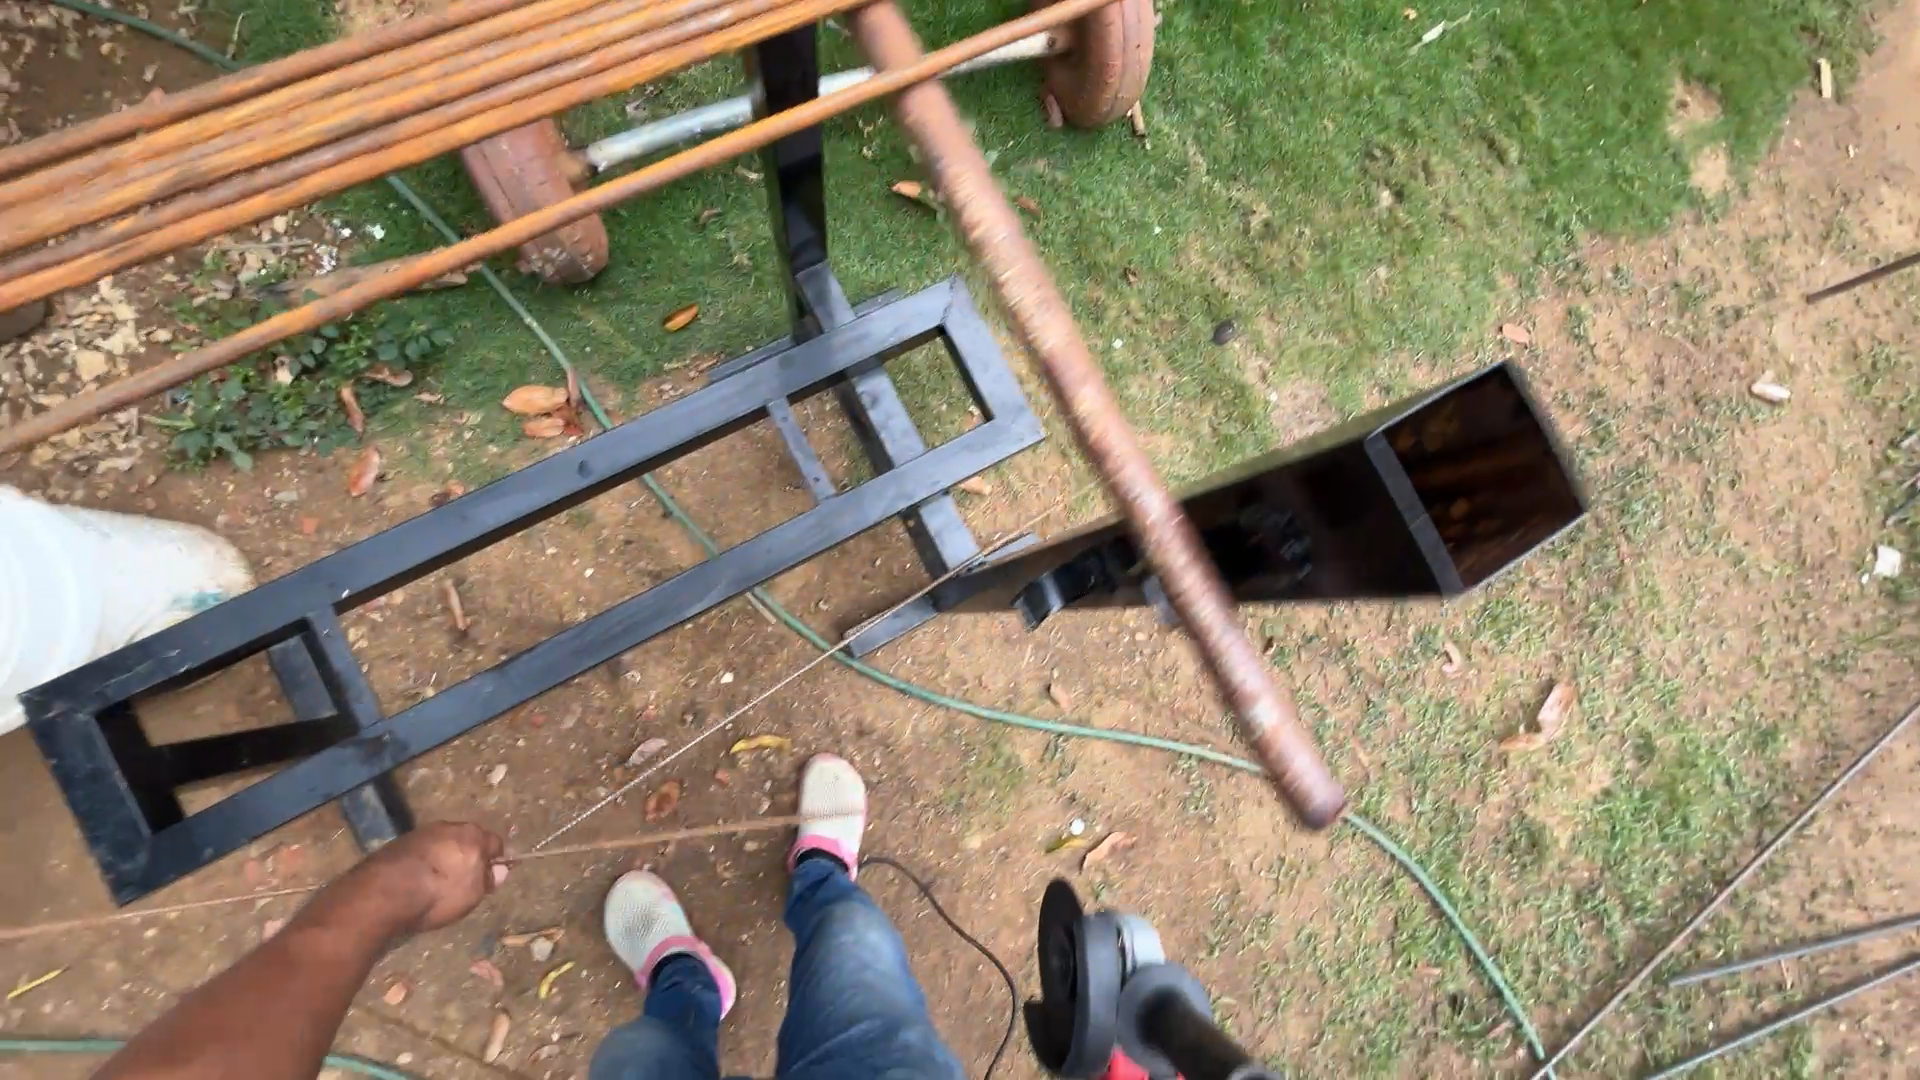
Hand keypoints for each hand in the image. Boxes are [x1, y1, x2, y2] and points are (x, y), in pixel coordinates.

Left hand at [349, 822, 506, 935]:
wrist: (382, 895)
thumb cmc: (438, 894)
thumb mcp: (472, 895)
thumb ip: (488, 880)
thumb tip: (499, 870)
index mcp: (474, 835)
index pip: (494, 843)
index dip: (492, 861)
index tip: (486, 879)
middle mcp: (448, 827)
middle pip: (464, 840)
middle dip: (463, 856)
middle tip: (458, 881)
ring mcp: (418, 834)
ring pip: (437, 845)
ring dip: (438, 859)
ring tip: (429, 884)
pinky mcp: (392, 846)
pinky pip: (414, 854)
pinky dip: (416, 865)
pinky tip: (408, 884)